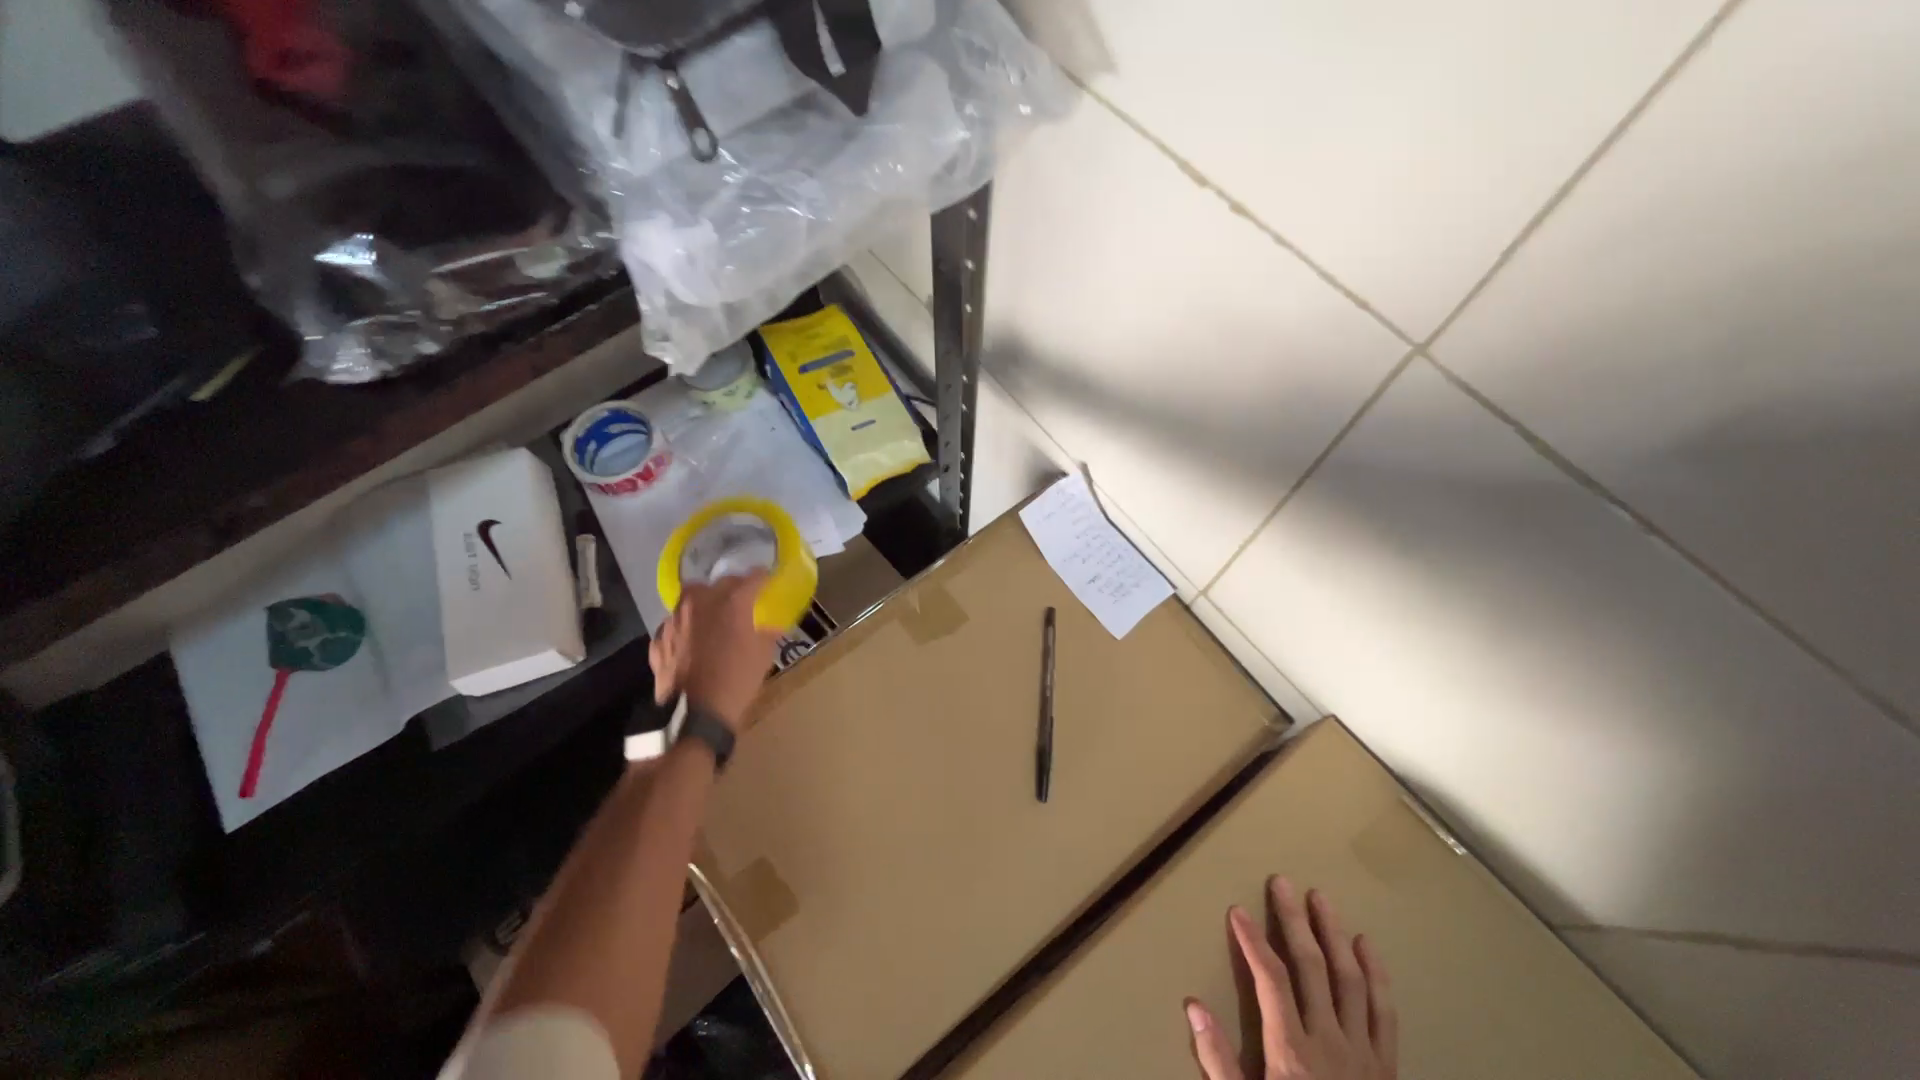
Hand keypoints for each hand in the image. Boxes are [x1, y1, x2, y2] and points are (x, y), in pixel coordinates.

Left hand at [649, 570, 781, 731]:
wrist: (695, 715)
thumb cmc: (736, 681)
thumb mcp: (763, 656)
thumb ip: (768, 632)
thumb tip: (771, 623)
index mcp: (730, 602)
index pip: (752, 578)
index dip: (763, 578)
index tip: (769, 581)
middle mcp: (699, 603)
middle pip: (719, 584)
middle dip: (733, 589)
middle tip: (742, 602)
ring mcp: (674, 621)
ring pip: (690, 600)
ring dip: (703, 605)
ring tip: (712, 620)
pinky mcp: (659, 641)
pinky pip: (673, 627)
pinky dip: (683, 630)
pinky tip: (689, 643)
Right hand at [1186, 878, 1396, 1079]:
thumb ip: (1218, 1061)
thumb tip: (1193, 1006)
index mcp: (1291, 1052)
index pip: (1270, 979)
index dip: (1252, 941)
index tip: (1237, 911)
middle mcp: (1330, 1042)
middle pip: (1312, 967)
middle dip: (1293, 922)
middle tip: (1282, 883)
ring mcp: (1364, 1052)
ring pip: (1351, 978)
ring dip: (1334, 934)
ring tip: (1321, 899)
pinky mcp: (1387, 1064)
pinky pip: (1384, 1010)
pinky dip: (1375, 973)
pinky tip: (1366, 946)